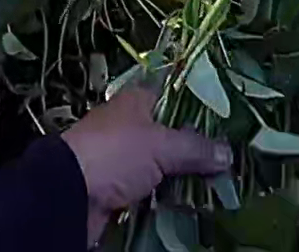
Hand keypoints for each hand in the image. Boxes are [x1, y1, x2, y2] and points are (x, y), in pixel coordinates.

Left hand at [61, 85, 231, 246]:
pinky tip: (189, 205)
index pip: (174, 94)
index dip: (198, 105)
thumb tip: (229, 152)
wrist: (69, 193)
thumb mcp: (160, 146)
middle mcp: (131, 122)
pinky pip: (150, 188)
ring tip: (215, 188)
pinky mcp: (118, 185)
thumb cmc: (115, 153)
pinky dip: (166, 196)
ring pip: (162, 163)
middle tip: (226, 163)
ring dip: (182, 176)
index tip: (226, 121)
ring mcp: (123, 155)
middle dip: (195, 148)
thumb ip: (194, 147)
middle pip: (170, 132)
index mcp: (138, 100)